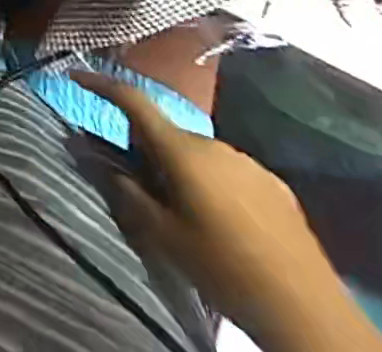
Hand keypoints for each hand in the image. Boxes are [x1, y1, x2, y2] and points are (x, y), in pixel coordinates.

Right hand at [72, 70, 381, 351]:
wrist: (304, 307)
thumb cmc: (222, 267)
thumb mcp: (162, 236)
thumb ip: (127, 192)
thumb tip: (97, 159)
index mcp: (182, 151)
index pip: (134, 102)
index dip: (102, 85)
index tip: (78, 75)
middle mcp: (213, 144)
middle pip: (166, 135)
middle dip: (148, 153)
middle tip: (142, 191)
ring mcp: (247, 162)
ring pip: (198, 155)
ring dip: (183, 172)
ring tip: (188, 217)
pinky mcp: (272, 183)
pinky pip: (229, 172)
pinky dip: (214, 186)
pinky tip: (225, 225)